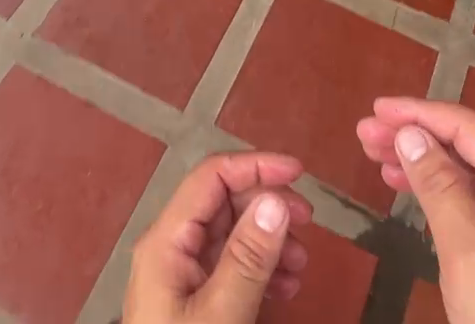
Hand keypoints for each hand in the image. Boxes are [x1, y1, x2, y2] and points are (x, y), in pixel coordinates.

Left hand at [124, 152, 314, 323]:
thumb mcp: (220, 317)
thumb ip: (247, 258)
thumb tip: (276, 199)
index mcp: (166, 241)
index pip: (211, 177)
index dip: (255, 165)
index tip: (300, 173)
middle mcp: (171, 248)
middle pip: (223, 202)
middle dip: (267, 203)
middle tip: (309, 220)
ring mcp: (182, 275)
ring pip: (231, 234)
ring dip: (269, 238)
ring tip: (301, 263)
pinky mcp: (194, 300)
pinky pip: (231, 265)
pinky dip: (262, 267)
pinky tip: (286, 286)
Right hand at [356, 97, 474, 323]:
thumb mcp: (464, 247)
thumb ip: (437, 184)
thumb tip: (409, 132)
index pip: (469, 128)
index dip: (420, 113)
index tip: (377, 109)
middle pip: (466, 145)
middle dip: (415, 135)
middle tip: (365, 133)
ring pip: (465, 169)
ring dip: (420, 159)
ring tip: (373, 152)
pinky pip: (471, 195)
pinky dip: (436, 187)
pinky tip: (401, 182)